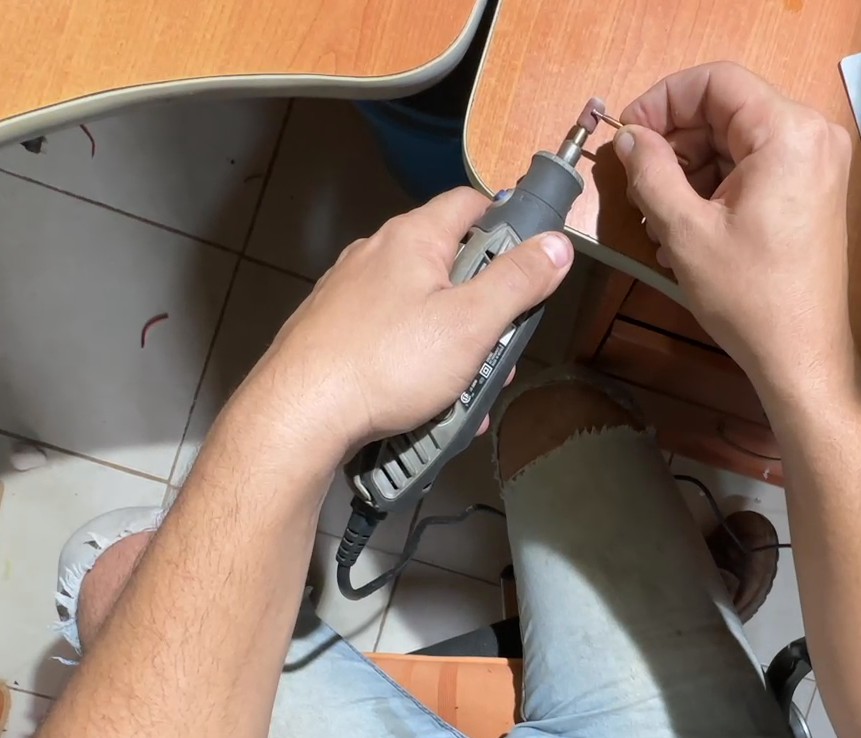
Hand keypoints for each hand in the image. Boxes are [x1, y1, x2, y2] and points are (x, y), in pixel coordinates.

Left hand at [231, 187, 572, 459]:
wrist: (302, 412)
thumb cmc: (392, 361)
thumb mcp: (470, 323)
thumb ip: (517, 282)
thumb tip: (558, 244)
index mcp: (412, 238)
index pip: (470, 203)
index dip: (508, 223)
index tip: (530, 263)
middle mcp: (377, 255)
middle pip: (450, 266)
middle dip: (486, 311)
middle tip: (503, 354)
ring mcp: (351, 295)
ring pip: (423, 311)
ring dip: (456, 349)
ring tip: (468, 395)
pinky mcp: (335, 333)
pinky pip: (394, 340)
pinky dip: (419, 365)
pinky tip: (428, 406)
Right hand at [615, 63, 859, 402]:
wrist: (799, 354)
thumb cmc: (748, 299)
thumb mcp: (685, 232)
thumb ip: (651, 173)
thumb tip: (630, 138)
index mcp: (787, 133)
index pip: (715, 81)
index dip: (662, 101)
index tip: (628, 135)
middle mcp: (811, 136)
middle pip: (726, 111)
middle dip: (675, 144)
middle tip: (638, 185)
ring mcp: (816, 167)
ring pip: (736, 145)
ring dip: (690, 174)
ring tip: (658, 219)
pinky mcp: (811, 195)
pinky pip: (753, 172)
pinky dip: (715, 191)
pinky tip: (686, 230)